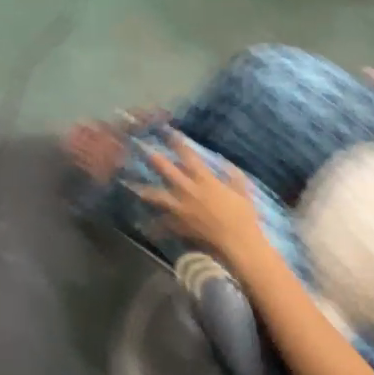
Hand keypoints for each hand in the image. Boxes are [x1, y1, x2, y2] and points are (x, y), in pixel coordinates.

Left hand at [136, 136, 269, 258]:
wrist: (238, 244)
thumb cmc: (244, 216)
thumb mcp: (243, 191)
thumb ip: (233, 174)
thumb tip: (223, 161)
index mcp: (205, 180)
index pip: (188, 156)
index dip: (177, 142)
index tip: (167, 131)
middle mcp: (188, 190)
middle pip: (166, 171)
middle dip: (153, 158)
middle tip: (140, 148)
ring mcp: (180, 208)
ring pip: (157, 196)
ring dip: (143, 190)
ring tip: (130, 184)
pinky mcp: (178, 225)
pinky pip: (162, 224)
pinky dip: (153, 225)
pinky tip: (143, 225)